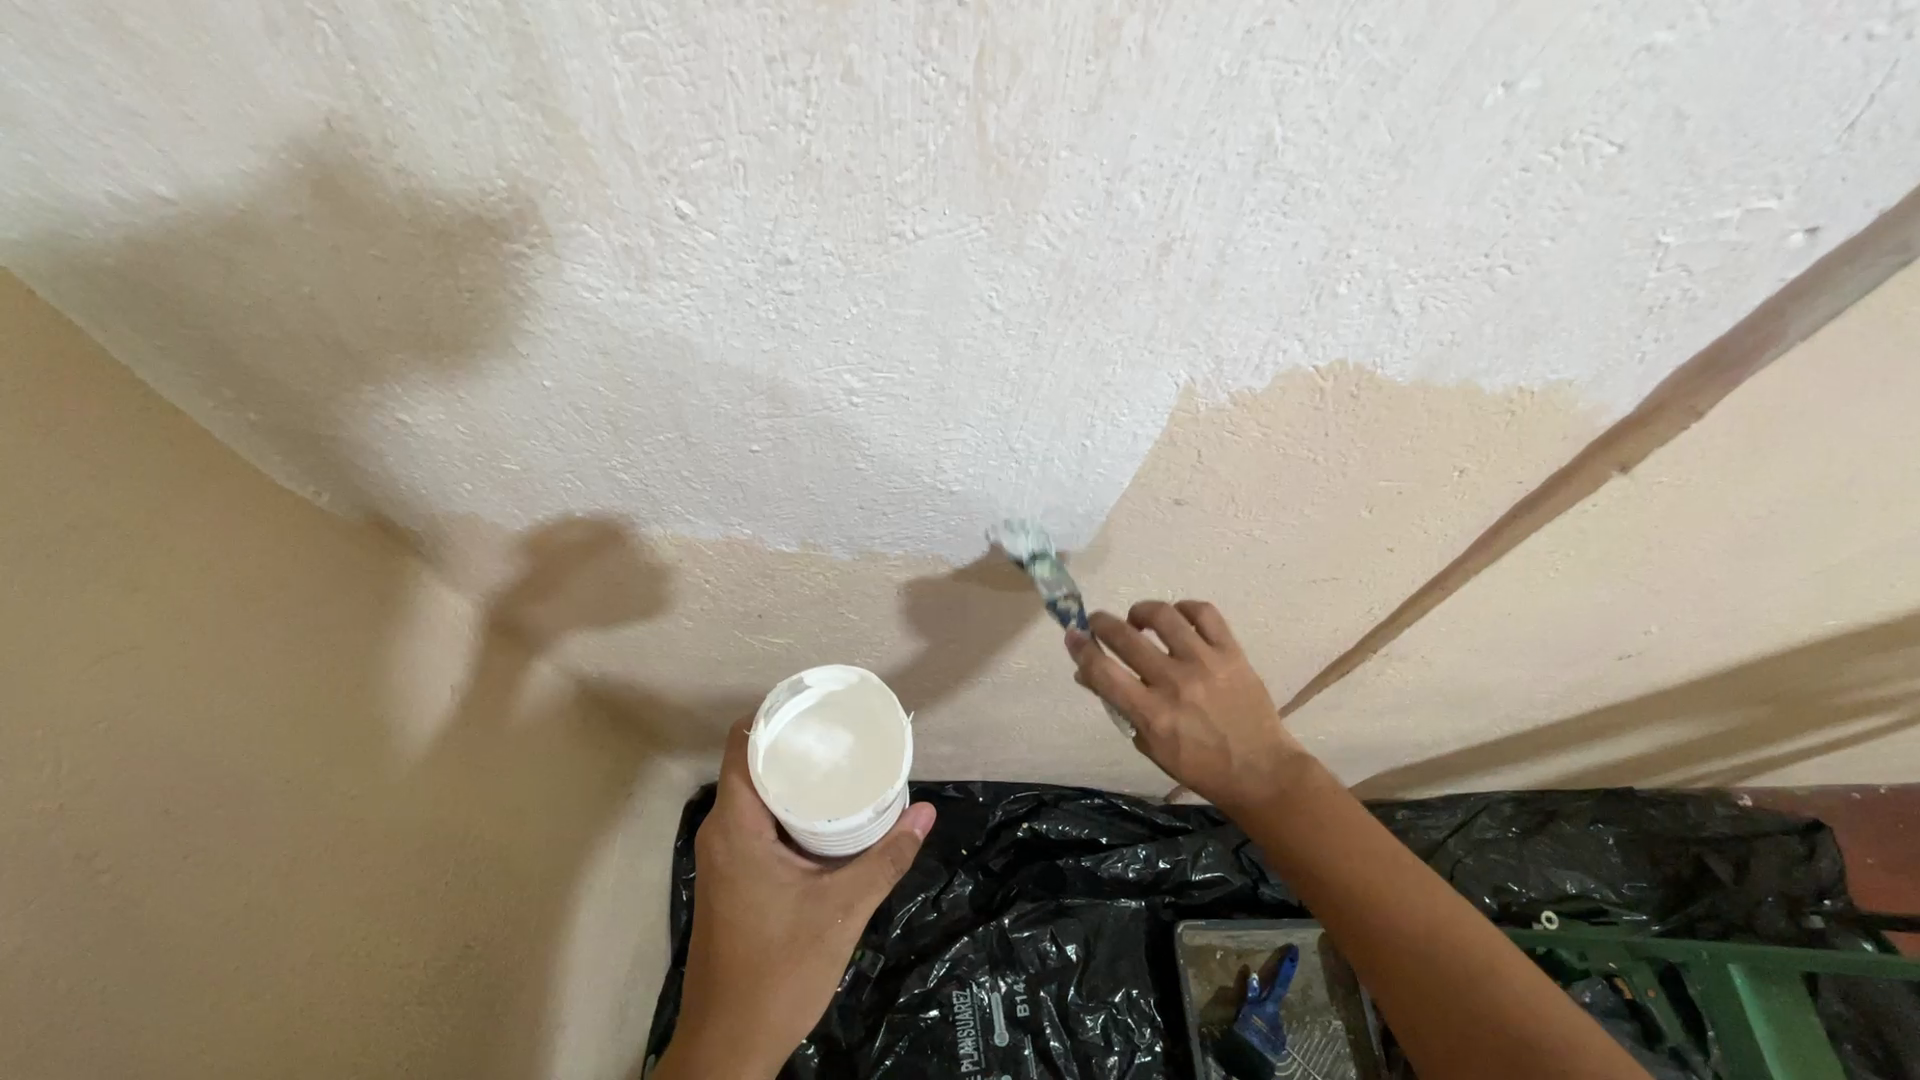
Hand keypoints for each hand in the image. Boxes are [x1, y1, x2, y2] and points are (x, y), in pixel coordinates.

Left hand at [654, 720, 936, 1078]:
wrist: (731, 1042)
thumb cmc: (780, 971)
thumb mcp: (842, 910)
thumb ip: (886, 858)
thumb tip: (926, 811)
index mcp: (736, 828)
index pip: (741, 744)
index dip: (774, 714)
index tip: (818, 703)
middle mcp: (721, 833)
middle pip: (751, 764)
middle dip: (794, 743)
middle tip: (843, 730)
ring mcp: (723, 857)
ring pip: (755, 795)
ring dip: (793, 777)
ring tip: (842, 762)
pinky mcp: (732, 878)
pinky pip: (757, 822)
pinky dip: (788, 807)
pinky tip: (826, 812)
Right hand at [1066, 600, 1309, 815]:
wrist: (1260, 771)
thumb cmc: (1200, 767)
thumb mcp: (1151, 746)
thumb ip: (1120, 709)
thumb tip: (1087, 675)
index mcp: (1151, 715)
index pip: (1102, 671)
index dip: (1080, 649)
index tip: (1072, 635)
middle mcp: (1174, 683)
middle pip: (1125, 637)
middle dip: (1102, 623)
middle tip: (1098, 622)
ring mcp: (1205, 664)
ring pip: (1163, 616)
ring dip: (1141, 611)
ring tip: (1138, 619)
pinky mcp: (1232, 653)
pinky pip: (1204, 613)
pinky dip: (1184, 608)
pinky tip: (1177, 617)